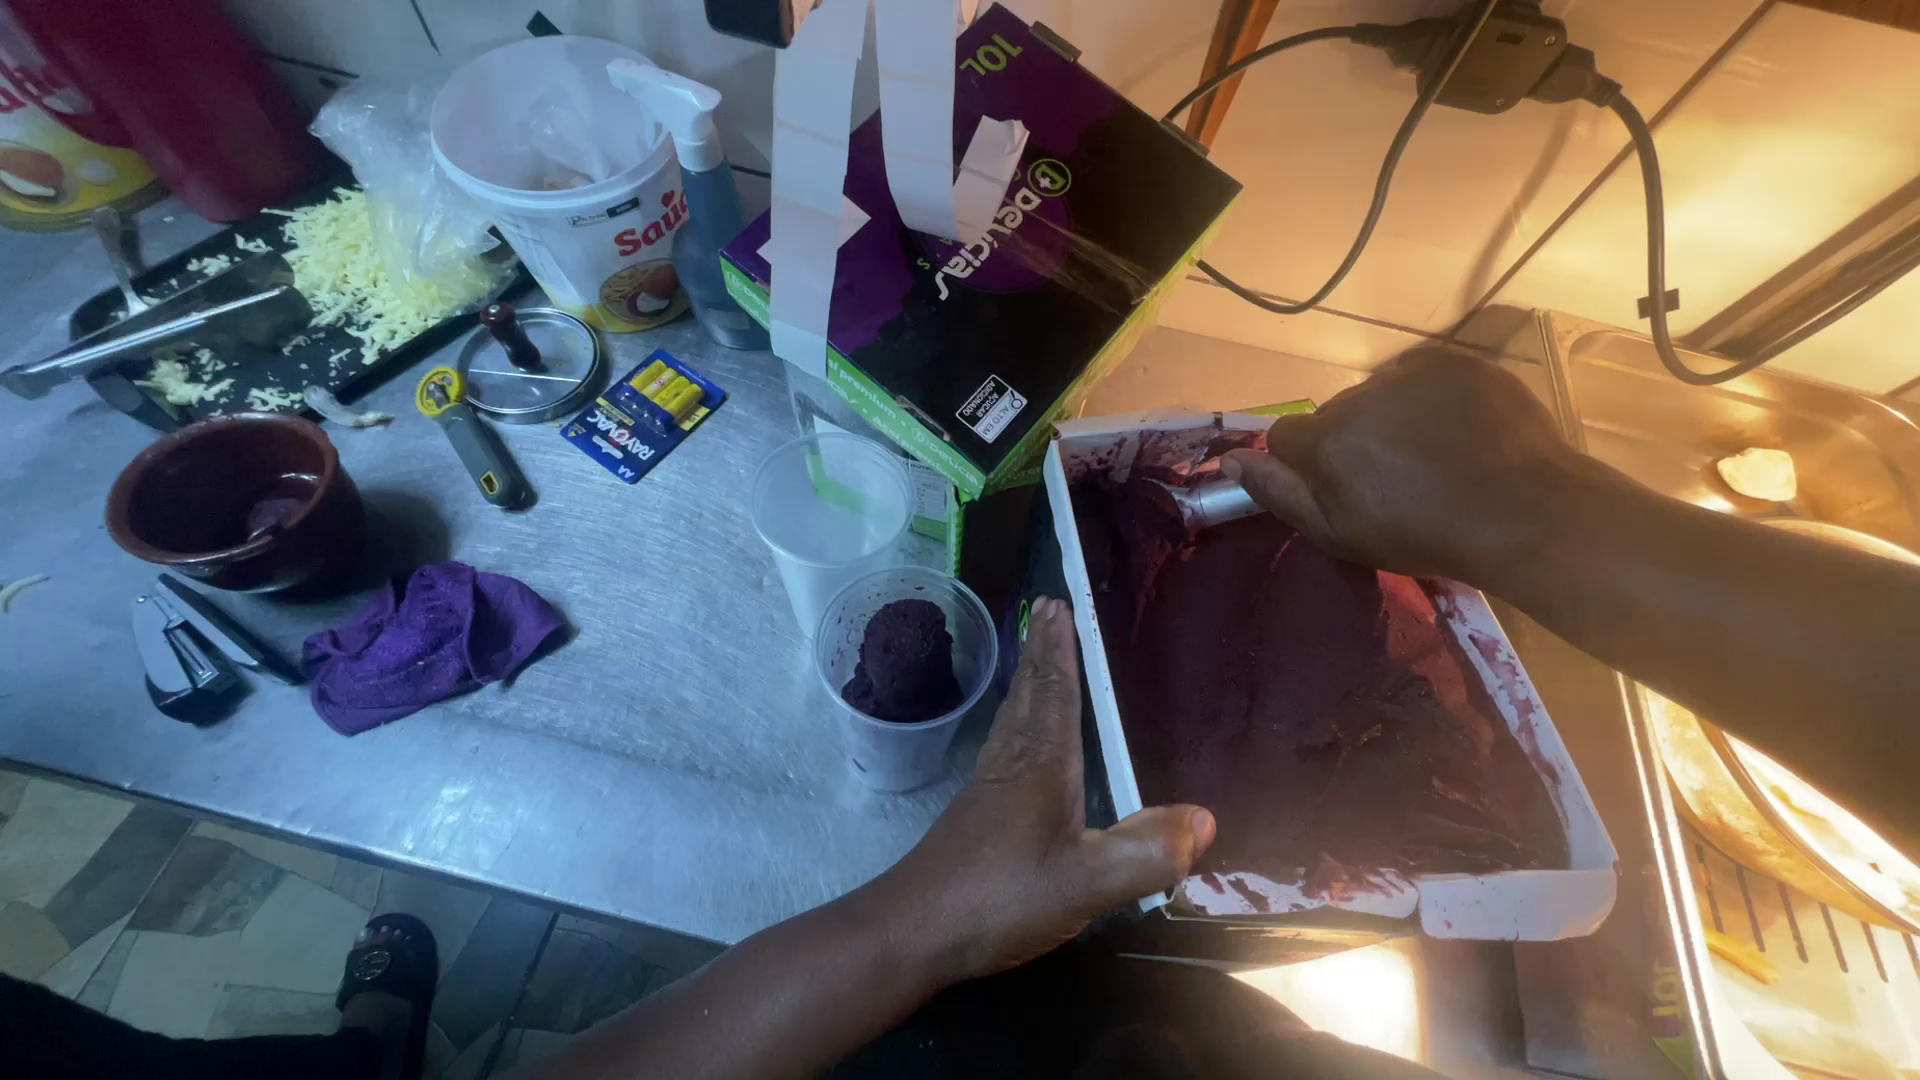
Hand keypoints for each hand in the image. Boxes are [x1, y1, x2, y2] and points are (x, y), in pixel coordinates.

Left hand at [871, 597, 1214, 985]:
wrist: (918, 927)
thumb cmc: (1001, 897)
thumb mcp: (1084, 884)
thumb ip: (1145, 854)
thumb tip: (1204, 817)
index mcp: (1042, 764)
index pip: (1056, 692)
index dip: (1061, 649)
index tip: (1061, 605)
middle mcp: (1014, 759)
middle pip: (1031, 690)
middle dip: (1042, 648)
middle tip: (1047, 607)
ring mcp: (990, 781)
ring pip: (1014, 711)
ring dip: (1028, 675)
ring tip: (1036, 653)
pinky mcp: (978, 805)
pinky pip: (1004, 737)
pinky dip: (1017, 712)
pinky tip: (1017, 730)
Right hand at [1222, 348, 1582, 582]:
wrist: (1526, 514)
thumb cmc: (1423, 535)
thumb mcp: (1338, 533)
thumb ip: (1279, 494)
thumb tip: (1229, 461)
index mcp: (1325, 440)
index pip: (1283, 437)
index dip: (1304, 464)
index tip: (1337, 487)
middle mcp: (1357, 396)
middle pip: (1330, 415)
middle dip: (1346, 440)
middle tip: (1388, 477)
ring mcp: (1410, 374)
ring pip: (1372, 393)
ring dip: (1383, 417)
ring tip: (1425, 451)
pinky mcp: (1455, 362)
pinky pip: (1416, 373)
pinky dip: (1421, 395)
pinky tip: (1448, 425)